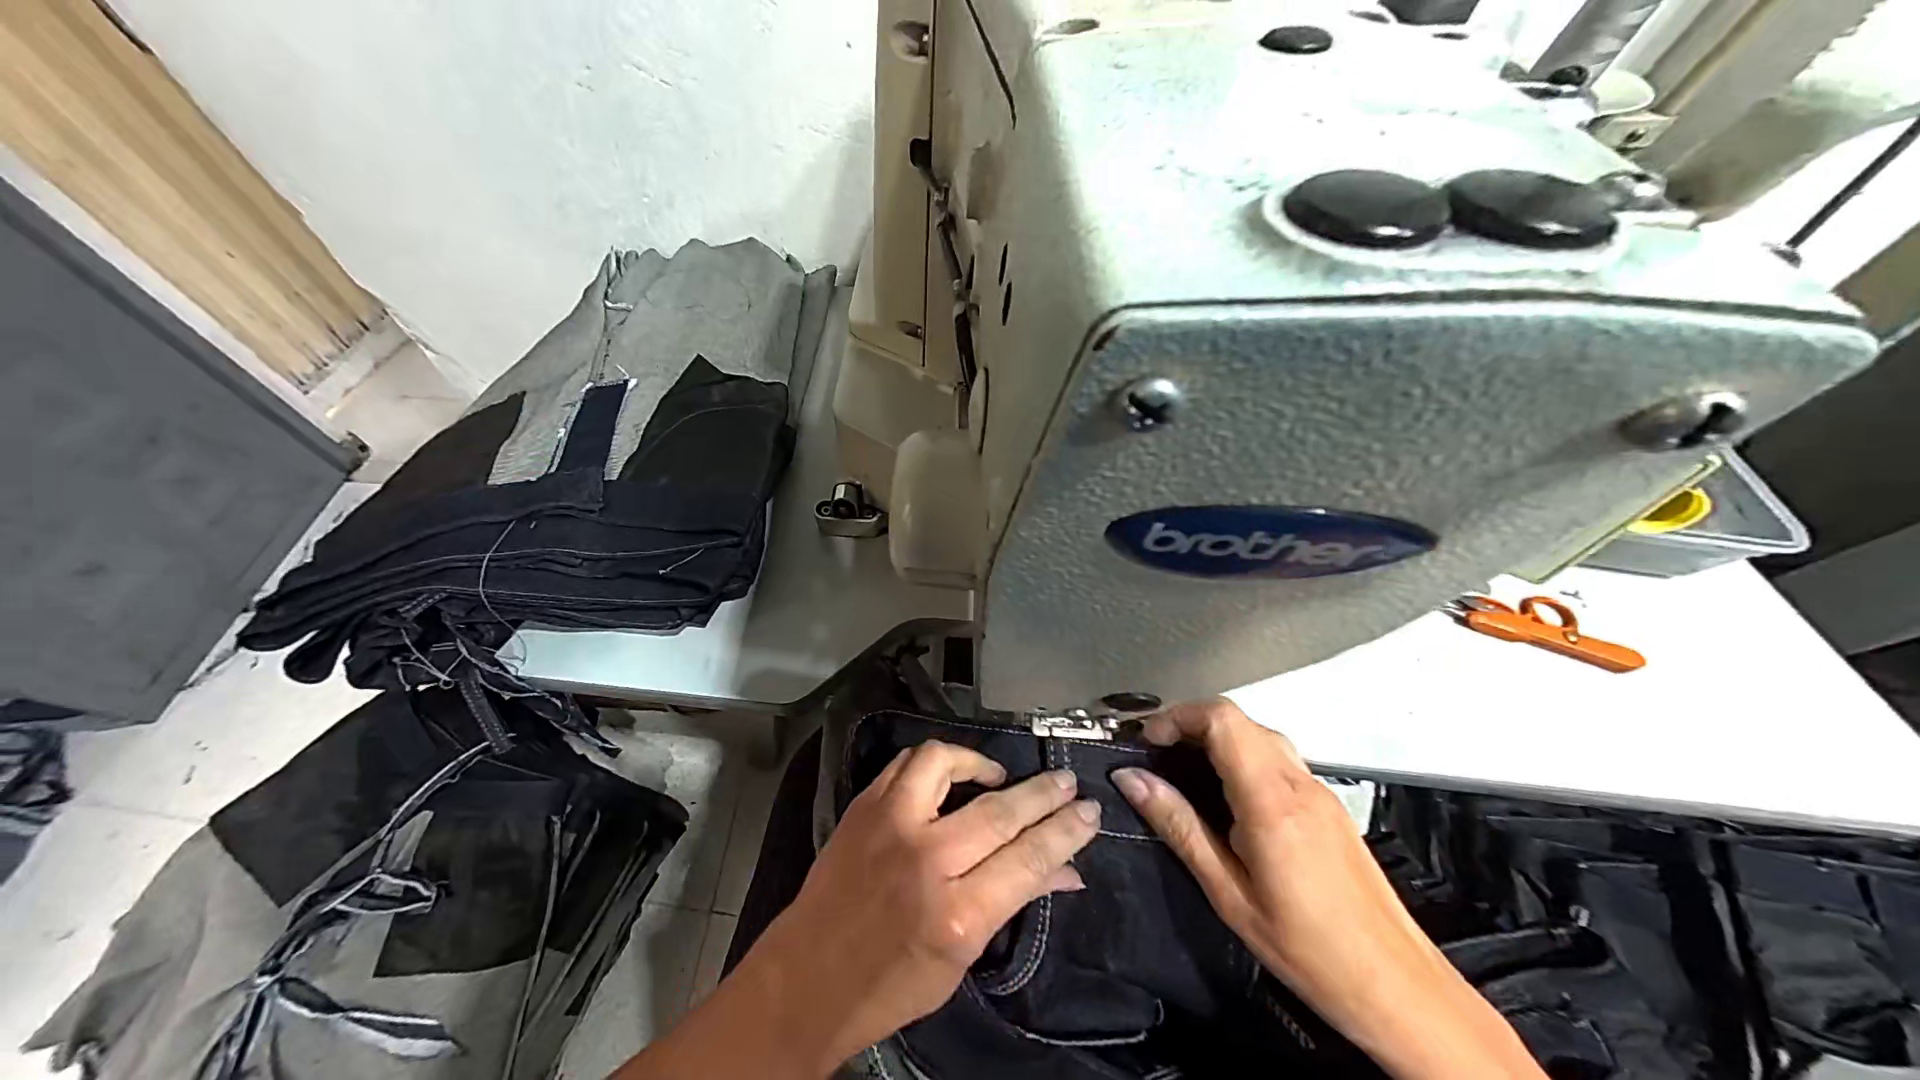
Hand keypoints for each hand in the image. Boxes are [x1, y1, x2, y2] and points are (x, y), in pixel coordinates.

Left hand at [620, 740, 1099, 1078]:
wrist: (806, 980)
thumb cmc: (890, 985)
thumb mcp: (962, 958)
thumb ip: (1013, 903)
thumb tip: (1068, 872)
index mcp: (957, 912)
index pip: (1029, 857)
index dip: (1066, 831)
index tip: (1089, 811)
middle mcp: (926, 858)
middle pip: (999, 811)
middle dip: (1042, 794)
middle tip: (1065, 782)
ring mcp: (889, 826)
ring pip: (944, 766)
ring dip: (979, 764)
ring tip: (997, 777)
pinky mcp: (862, 809)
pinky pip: (905, 765)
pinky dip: (933, 764)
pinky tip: (948, 777)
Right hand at [1111, 699, 1545, 1079]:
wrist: (1395, 985)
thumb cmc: (1312, 950)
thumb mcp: (1227, 892)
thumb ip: (1178, 826)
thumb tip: (1133, 780)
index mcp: (1272, 802)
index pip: (1222, 719)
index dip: (1177, 717)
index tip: (1149, 740)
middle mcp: (1300, 785)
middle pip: (1238, 719)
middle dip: (1190, 725)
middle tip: (1158, 754)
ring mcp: (1319, 793)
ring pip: (1259, 735)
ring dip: (1217, 739)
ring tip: (1183, 772)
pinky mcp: (1329, 806)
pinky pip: (1278, 758)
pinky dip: (1242, 758)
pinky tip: (1225, 797)